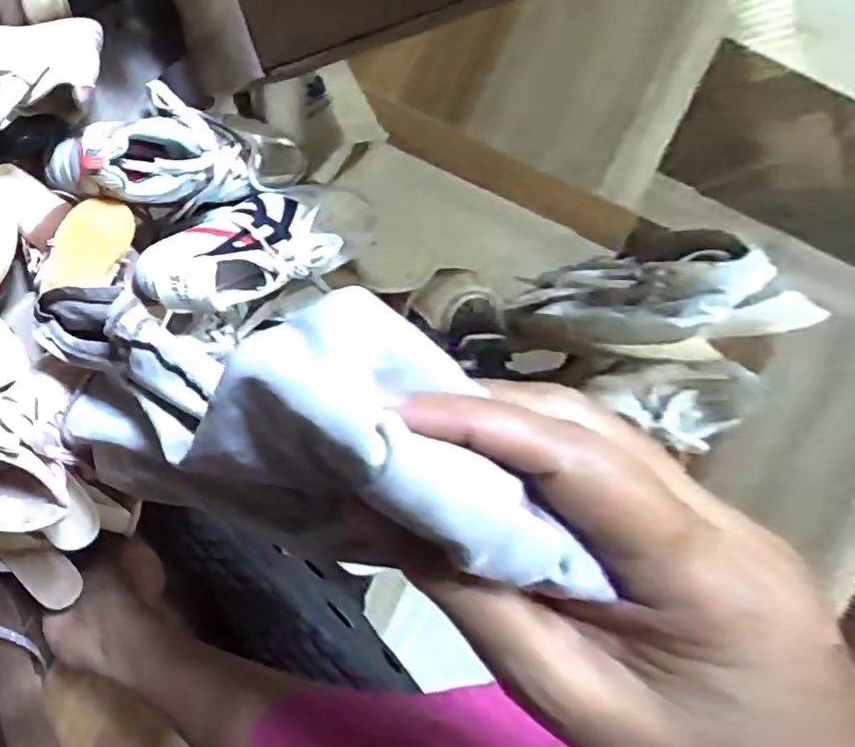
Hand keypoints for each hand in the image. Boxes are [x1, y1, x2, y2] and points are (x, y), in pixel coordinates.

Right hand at [399, 383, 854, 746]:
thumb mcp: (555, 686)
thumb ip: (459, 589)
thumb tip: (366, 506)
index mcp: (709, 576)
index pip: (579, 461)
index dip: (477, 420)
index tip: (390, 412)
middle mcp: (726, 525)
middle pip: (585, 425)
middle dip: (477, 406)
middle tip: (391, 413)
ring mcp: (719, 515)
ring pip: (589, 424)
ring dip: (496, 413)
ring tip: (420, 425)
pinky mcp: (693, 516)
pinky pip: (596, 448)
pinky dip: (521, 436)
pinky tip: (476, 451)